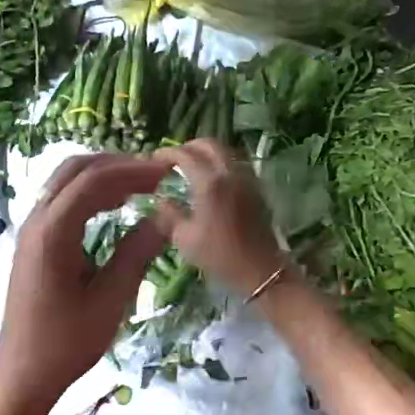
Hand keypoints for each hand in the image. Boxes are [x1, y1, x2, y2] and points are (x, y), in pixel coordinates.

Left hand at [0, 153, 168, 414]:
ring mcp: (31, 230)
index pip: (92, 181)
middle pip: (74, 170)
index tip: (166, 172)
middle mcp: (36, 222)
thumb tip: (165, 217)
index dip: (132, 170)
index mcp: (52, 232)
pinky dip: (90, 194)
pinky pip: (61, 202)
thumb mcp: (110, 300)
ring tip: (143, 185)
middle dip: (116, 165)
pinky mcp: (33, 242)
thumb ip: (136, 254)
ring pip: (65, 183)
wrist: (22, 371)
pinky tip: (116, 206)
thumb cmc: (66, 342)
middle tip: (156, 173)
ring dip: (103, 177)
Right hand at [152, 139, 285, 294]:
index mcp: (210, 183)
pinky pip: (235, 164)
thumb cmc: (220, 256)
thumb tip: (161, 200)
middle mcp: (230, 173)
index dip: (167, 153)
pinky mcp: (256, 188)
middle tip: (173, 159)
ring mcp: (247, 179)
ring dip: (206, 153)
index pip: (185, 155)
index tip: (153, 160)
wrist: (261, 271)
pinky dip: (219, 163)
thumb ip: (169, 214)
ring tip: (190, 167)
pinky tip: (210, 179)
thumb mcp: (184, 239)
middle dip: (188, 146)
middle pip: (209, 144)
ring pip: (225, 152)